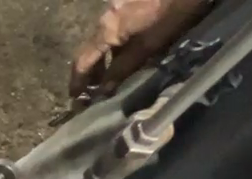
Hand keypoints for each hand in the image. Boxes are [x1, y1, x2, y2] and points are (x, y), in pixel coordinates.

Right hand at [69, 0, 210, 96]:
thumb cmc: (175, 10)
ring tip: (112, 69)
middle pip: (91, 48)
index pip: (83, 61)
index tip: (76, 97)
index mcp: (106, 29)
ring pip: (104, 37)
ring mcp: (118, 5)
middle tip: (95, 86)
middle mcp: (106, 16)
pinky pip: (117, 25)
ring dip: (105, 55)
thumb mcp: (150, 44)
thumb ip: (124, 67)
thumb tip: (104, 89)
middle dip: (91, 68)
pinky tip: (127, 47)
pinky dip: (117, 41)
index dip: (78, 81)